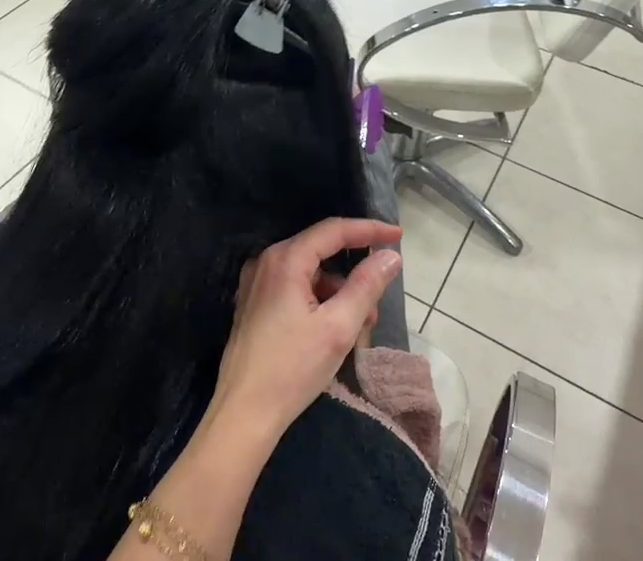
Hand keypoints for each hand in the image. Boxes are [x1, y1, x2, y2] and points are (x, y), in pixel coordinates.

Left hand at [207, 218, 402, 441]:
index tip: (398, 235)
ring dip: (338, 292)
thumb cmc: (293, 368)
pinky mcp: (254, 303)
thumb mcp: (338, 327)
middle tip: (380, 297)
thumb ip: (366, 285)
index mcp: (285, 259)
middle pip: (320, 251)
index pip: (333, 230)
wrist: (244, 411)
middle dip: (354, 271)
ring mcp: (256, 283)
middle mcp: (266, 261)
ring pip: (309, 274)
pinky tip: (334, 330)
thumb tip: (390, 256)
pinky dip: (319, 301)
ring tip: (361, 326)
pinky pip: (294, 288)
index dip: (369, 230)